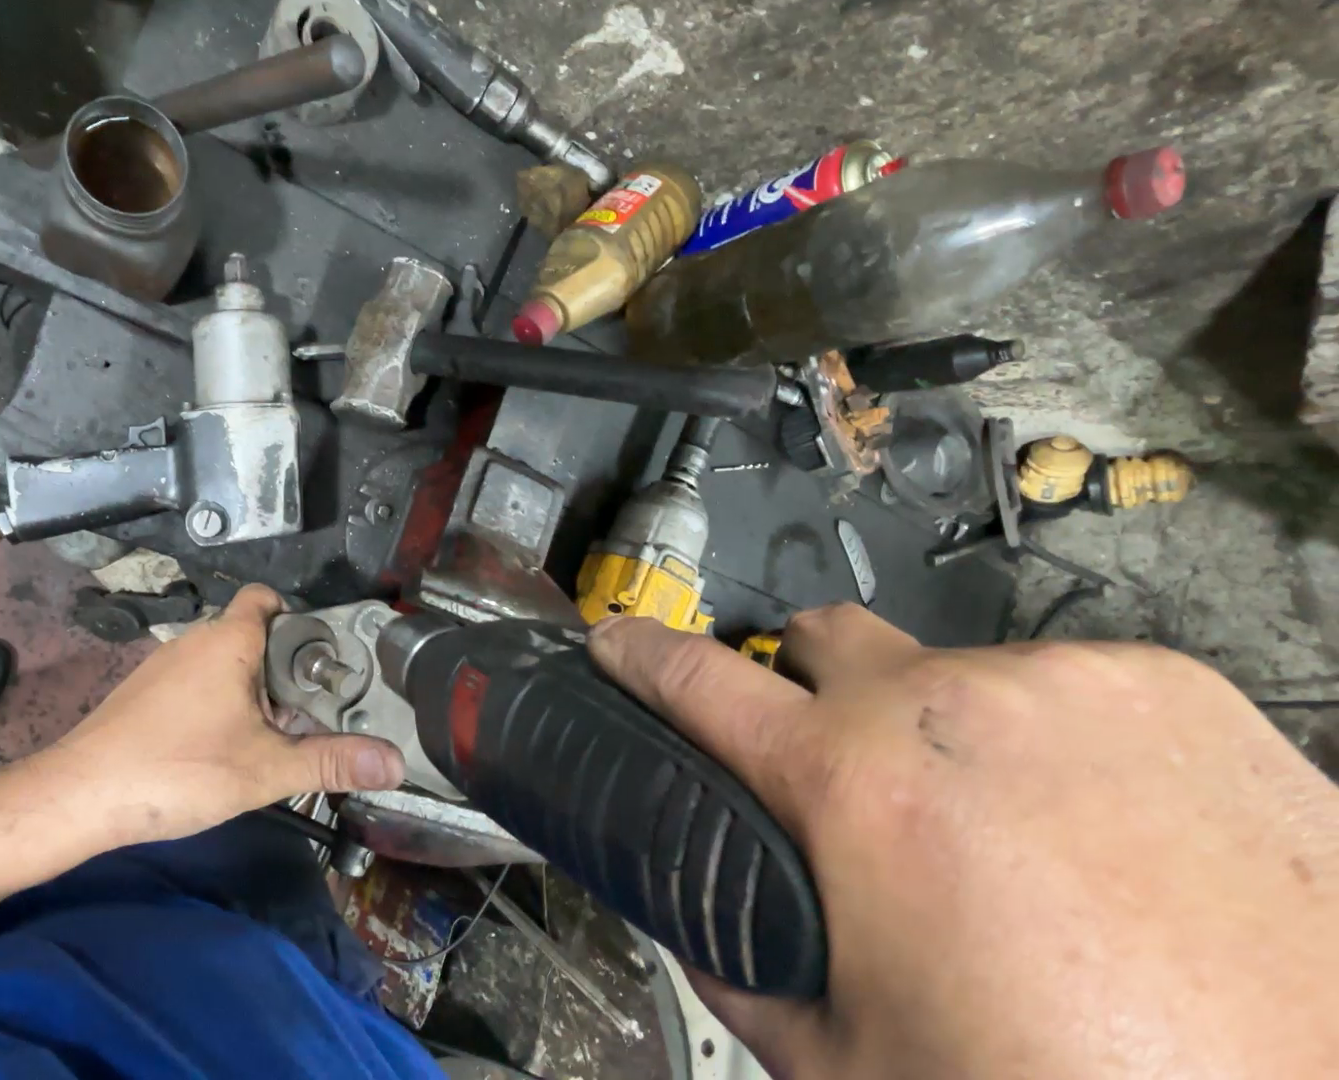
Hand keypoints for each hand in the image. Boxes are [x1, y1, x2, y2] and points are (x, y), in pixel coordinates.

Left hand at [42, 585, 404, 846]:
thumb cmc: (179, 768)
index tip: (326, 662)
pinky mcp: (144, 694)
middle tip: (311, 712)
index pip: (269, 599)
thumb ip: (331, 761)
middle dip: (286, 669)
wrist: (79, 797)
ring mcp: (164, 666)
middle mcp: (195, 641)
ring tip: (274, 734)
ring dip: (252, 690)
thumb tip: (394, 762)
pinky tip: (223, 748)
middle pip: (254, 635)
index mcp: (229, 641)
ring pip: (225, 663)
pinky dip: (219, 704)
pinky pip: (197, 684)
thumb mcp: (266, 768)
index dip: (301, 620)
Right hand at [590, 604, 1338, 1079]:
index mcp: (851, 783)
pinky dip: (1043, 737)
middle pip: (820, 639)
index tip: (613, 642)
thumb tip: (693, 900)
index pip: (696, 680)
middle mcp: (947, 701)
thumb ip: (737, 961)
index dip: (638, 655)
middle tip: (835, 772)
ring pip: (944, 671)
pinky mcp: (1176, 691)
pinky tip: (1101, 829)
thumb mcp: (842, 1060)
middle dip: (802, 687)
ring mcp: (1068, 682)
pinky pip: (1059, 688)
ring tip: (999, 832)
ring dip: (933, 727)